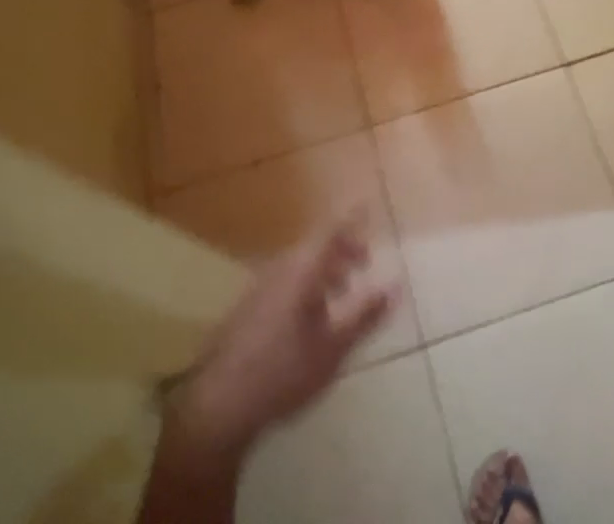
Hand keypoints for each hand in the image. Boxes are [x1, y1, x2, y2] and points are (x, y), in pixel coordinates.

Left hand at [168, 216, 393, 455]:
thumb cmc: (282, 373)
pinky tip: (311, 318)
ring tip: (342, 293)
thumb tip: (395, 284)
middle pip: (312, 247)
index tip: (368, 207)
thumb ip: (365, 314)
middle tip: (364, 264)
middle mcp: (276, 272)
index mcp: (299, 273)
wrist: (218, 406)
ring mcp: (256, 290)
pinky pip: (283, 282)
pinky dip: (305, 286)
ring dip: (323, 270)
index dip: (350, 219)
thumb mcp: (334, 348)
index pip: (329, 232)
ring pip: (297, 266)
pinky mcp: (245, 310)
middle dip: (340, 250)